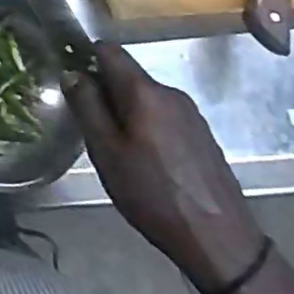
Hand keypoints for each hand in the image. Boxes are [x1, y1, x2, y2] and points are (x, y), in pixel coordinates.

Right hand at [63, 41, 266, 293]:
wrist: (221, 243)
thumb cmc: (154, 194)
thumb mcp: (107, 152)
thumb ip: (86, 106)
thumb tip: (72, 73)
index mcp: (145, 91)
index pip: (109, 50)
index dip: (87, 58)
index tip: (75, 83)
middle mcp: (170, 92)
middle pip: (128, 75)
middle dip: (106, 91)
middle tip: (92, 125)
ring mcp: (191, 114)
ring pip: (146, 97)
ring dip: (127, 110)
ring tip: (118, 148)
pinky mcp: (203, 135)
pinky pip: (165, 115)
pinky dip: (148, 125)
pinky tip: (148, 160)